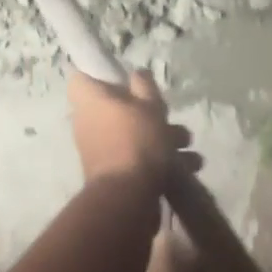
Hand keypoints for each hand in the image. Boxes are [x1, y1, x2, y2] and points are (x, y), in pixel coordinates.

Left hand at [67, 69, 197, 183]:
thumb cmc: (136, 140)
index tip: (124, 80)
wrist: (128, 197)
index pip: (82, 77)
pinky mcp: (113, 172)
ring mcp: (99, 148)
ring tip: (189, 145)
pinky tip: (189, 166)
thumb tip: (137, 74)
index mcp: (88, 99)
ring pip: (131, 133)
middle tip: (170, 117)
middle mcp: (87, 121)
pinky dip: (159, 160)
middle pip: (116, 107)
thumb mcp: (148, 105)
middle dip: (148, 113)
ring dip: (162, 138)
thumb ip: (144, 85)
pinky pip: (135, 157)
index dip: (101, 75)